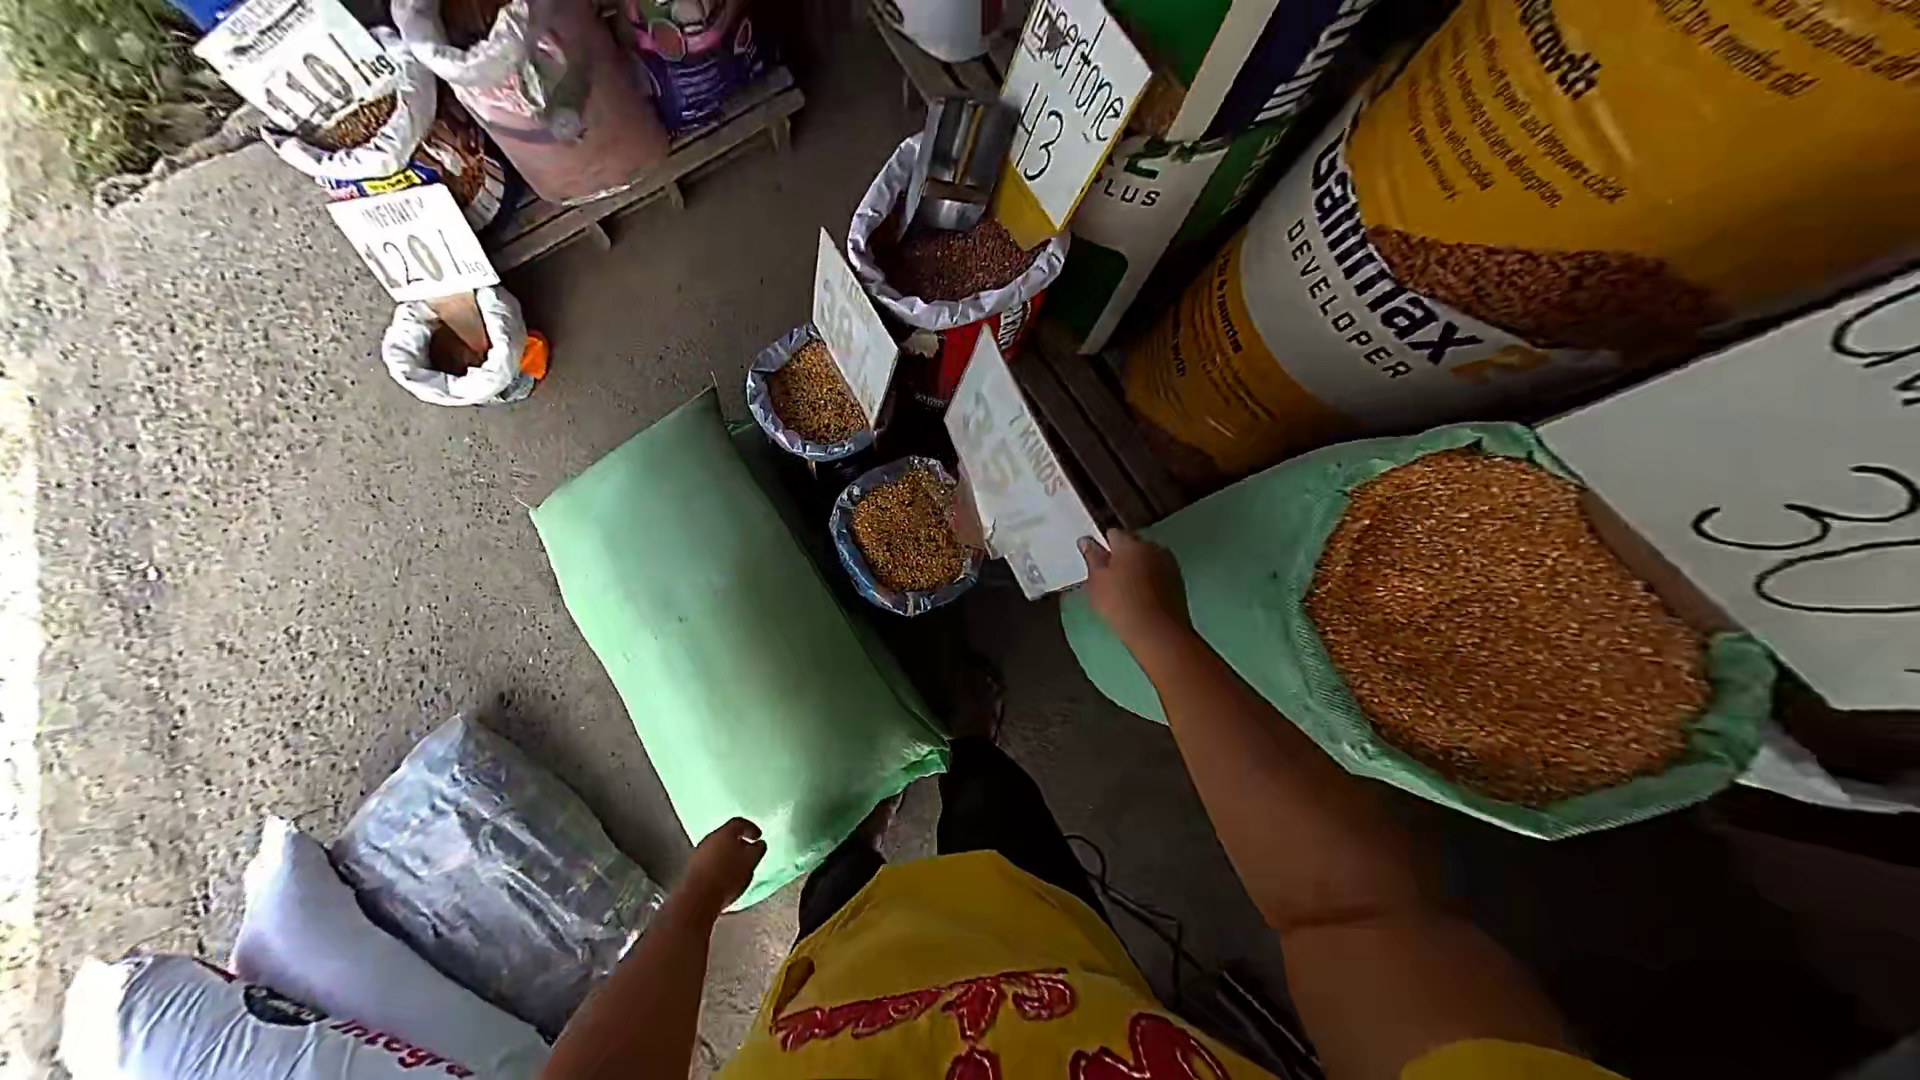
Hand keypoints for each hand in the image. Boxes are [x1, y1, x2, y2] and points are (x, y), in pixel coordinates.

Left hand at [679, 818, 765, 915]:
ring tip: (737, 867)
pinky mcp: (691, 870)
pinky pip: (708, 863)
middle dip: (738, 843)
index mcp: (724, 833)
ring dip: (727, 855)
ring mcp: (697, 855)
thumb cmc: (728, 876)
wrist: (697, 899)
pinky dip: (718, 866)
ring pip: (716, 849)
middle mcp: (709, 840)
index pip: (739, 823)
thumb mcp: (751, 861)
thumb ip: (758, 849)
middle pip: (726, 836)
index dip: (751, 828)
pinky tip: (723, 878)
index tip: (758, 837)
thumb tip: (759, 844)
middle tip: (748, 851)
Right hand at [1080, 529, 1191, 654]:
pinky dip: (1151, 580)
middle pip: (1132, 545)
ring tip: (1127, 591)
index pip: (1112, 533)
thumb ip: (1092, 557)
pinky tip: (1142, 598)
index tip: (1097, 564)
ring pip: (1147, 559)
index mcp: (1129, 543)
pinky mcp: (1179, 580)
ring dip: (1138, 567)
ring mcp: (1169, 563)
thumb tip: (1086, 541)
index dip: (1103, 547)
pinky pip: (1159, 573)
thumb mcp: (1097, 582)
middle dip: (1122, 556)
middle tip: (1110, 579)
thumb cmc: (1120, 604)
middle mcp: (1152, 547)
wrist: (1157, 632)